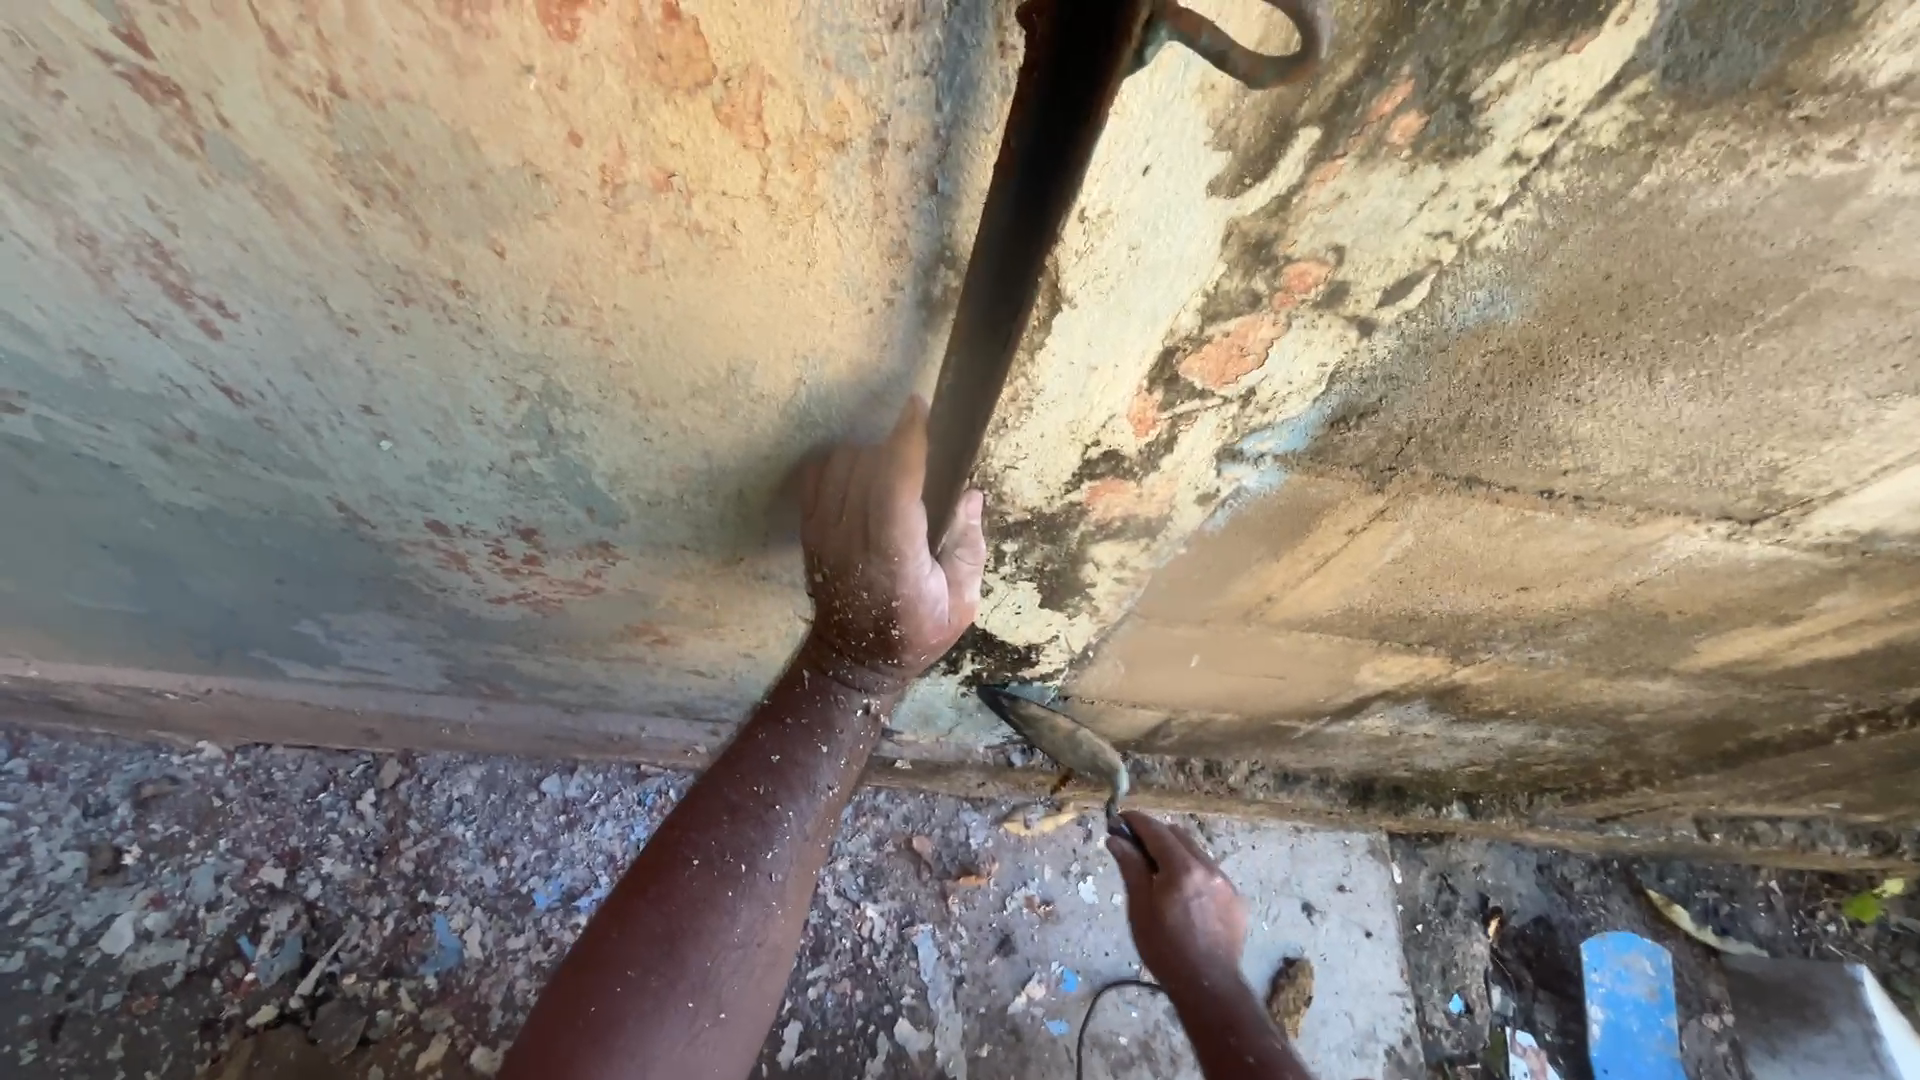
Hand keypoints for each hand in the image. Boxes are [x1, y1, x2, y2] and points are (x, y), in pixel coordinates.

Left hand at [796, 396, 986, 695]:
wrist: (854, 659)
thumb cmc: (914, 634)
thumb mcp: (961, 605)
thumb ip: (969, 548)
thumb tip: (970, 494)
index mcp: (897, 562)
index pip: (895, 487)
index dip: (907, 442)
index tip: (920, 409)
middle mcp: (854, 542)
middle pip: (868, 465)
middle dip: (899, 447)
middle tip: (923, 457)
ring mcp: (824, 534)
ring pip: (841, 463)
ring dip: (872, 455)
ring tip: (895, 474)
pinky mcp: (809, 530)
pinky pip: (817, 473)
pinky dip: (840, 462)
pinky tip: (862, 476)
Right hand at [1108, 811, 1248, 991]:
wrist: (1208, 987)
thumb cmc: (1165, 948)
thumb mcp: (1139, 907)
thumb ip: (1130, 867)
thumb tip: (1116, 839)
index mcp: (1182, 868)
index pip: (1155, 829)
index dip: (1135, 821)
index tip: (1118, 821)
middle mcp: (1208, 868)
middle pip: (1178, 835)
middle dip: (1155, 834)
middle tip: (1134, 848)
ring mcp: (1226, 883)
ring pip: (1195, 852)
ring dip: (1174, 852)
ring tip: (1158, 873)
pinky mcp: (1236, 899)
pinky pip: (1210, 872)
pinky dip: (1192, 871)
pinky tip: (1183, 894)